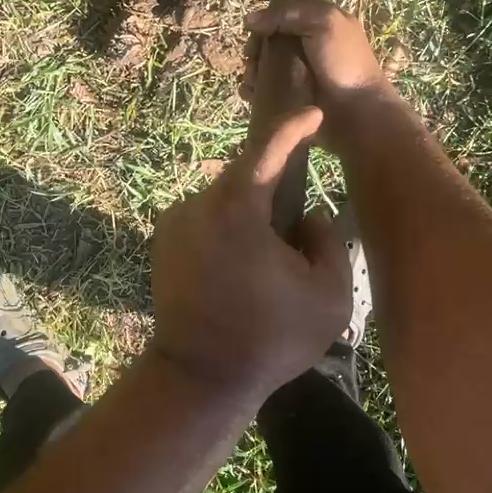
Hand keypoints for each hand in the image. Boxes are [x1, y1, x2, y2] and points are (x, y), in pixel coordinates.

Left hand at [149, 106, 351, 402]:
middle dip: (273, 195)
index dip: (294, 127)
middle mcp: (199, 203)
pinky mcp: (162, 240)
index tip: (312, 113)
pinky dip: (225, 233)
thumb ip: (328, 242)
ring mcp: (175, 220)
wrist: (199, 379)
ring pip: (226, 203)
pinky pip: (205, 221)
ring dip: (248, 219)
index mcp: (238, 208)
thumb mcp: (329, 297)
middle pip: (246, 179)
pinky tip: (237, 273)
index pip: (270, 148)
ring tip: (264, 267)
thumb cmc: (270, 339)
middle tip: (295, 236)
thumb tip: (308, 215)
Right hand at [243, 0, 397, 119]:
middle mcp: (306, 45)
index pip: (282, 13)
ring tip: (253, 80)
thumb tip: (249, 20)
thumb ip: (287, 13)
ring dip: (252, 69)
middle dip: (255, 47)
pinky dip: (253, 89)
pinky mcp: (289, 96)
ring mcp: (296, 72)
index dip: (266, 18)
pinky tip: (251, 92)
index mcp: (318, 23)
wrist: (357, 111)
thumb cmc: (344, 62)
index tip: (254, 30)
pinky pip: (263, 88)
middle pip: (268, 39)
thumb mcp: (323, 22)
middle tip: (253, 59)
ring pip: (262, 64)